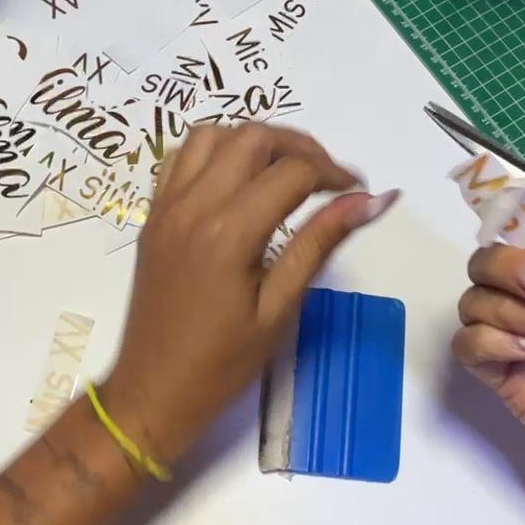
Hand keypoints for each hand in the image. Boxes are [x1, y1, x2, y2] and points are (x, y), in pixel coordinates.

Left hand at [104, 123, 398, 463]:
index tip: (357, 193)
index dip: (334, 175)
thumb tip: (371, 200)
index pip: (292, 173)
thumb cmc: (222, 363)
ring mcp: (166, 207)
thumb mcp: (279, 308)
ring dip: (254, 141)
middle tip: (327, 179)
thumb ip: (320, 244)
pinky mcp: (153, 216)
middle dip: (300, 147)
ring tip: (284, 172)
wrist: (155, 390)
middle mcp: (193, 205)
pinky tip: (236, 180)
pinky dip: (213, 151)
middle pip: (252, 137)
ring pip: (212, 135)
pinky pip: (179, 158)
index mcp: (229, 233)